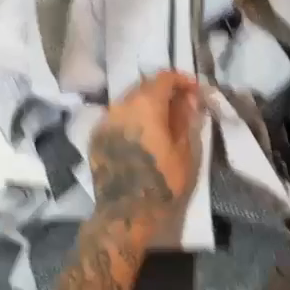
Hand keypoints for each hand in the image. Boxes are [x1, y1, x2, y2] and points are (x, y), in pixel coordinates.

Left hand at [89, 71, 204, 239]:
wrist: (126, 212)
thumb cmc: (162, 182)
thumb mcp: (184, 151)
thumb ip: (185, 119)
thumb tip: (188, 100)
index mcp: (145, 104)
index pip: (164, 77)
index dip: (182, 80)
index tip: (194, 90)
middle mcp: (120, 105)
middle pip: (143, 87)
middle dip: (163, 92)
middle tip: (179, 106)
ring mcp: (104, 121)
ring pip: (127, 102)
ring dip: (145, 106)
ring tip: (160, 122)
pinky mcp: (95, 138)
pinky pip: (116, 119)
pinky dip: (130, 120)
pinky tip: (141, 136)